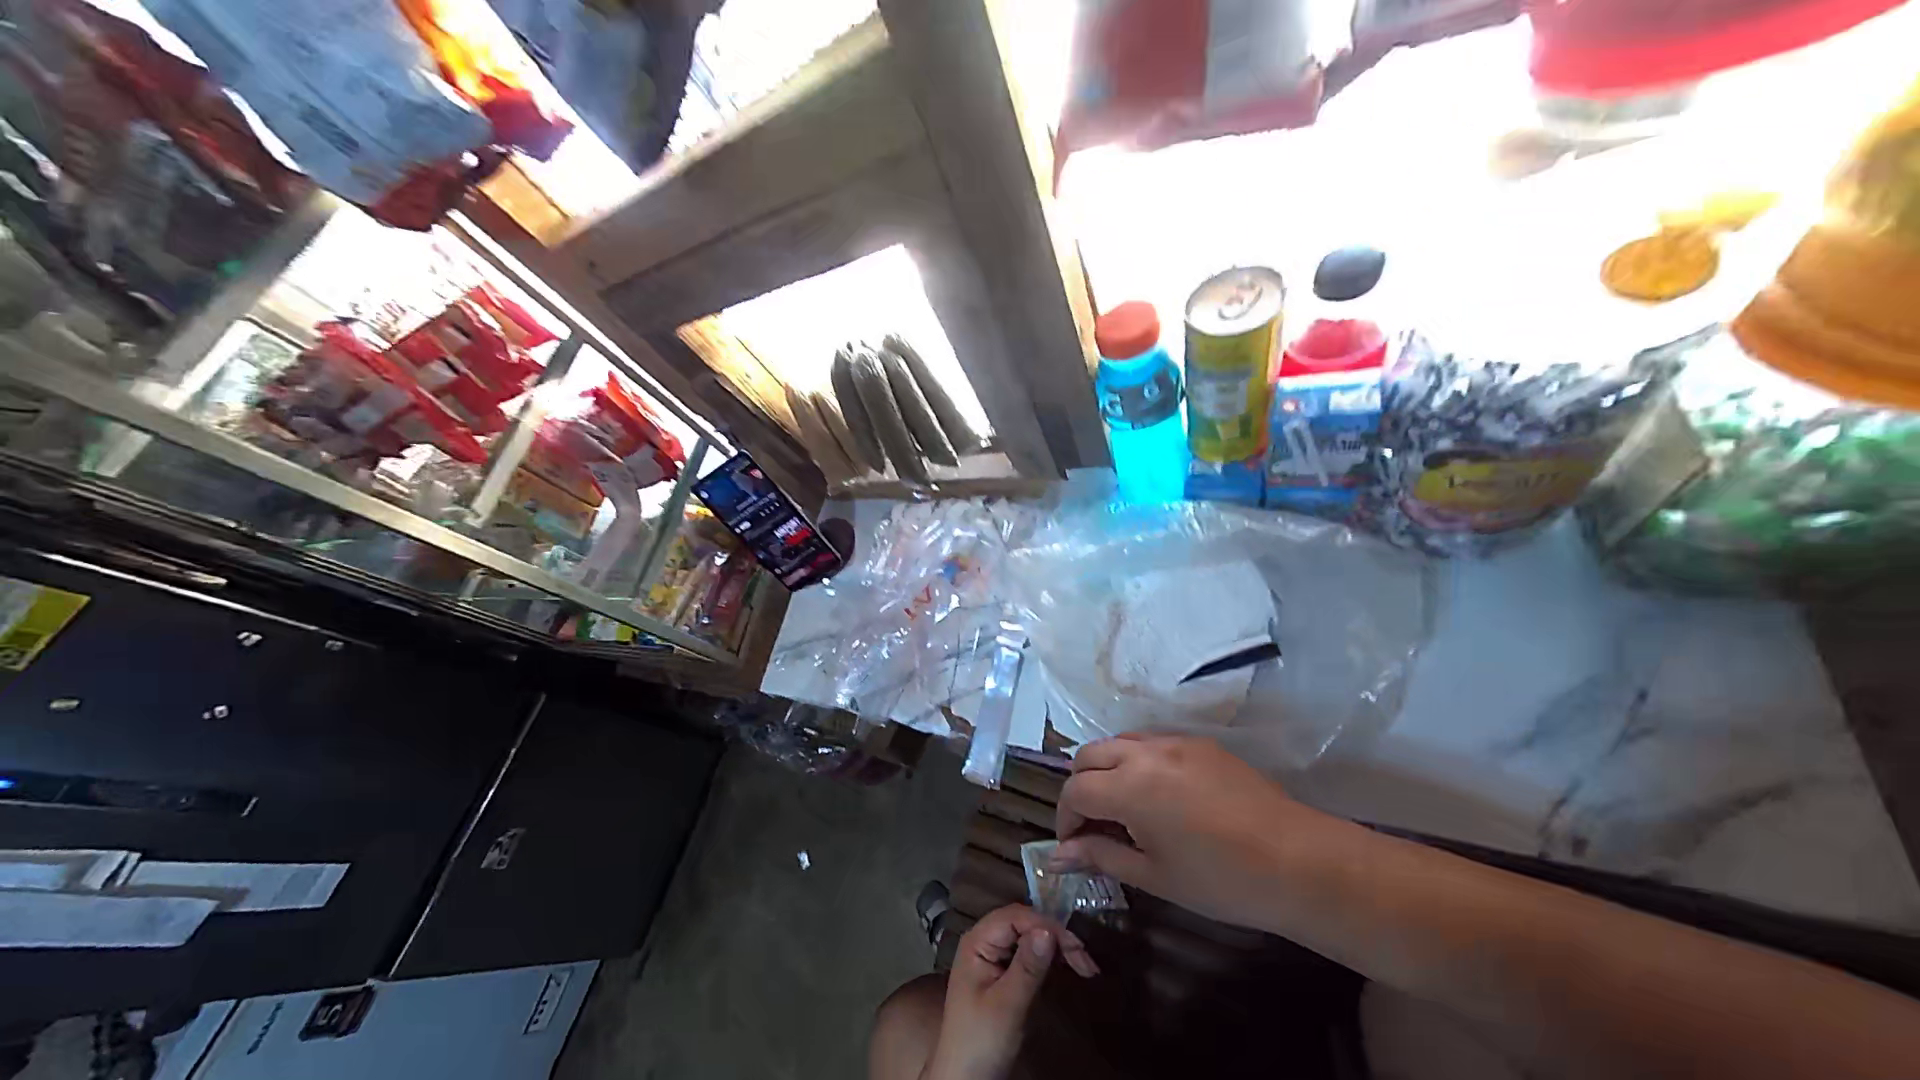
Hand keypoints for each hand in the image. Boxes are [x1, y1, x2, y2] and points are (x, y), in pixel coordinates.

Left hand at [924, 905, 1097, 1079]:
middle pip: (1024, 922)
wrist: (964, 1078)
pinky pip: (1028, 952)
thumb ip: (1027, 967)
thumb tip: (1049, 929)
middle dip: (1056, 935)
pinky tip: (1067, 966)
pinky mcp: (1002, 970)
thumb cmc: (981, 1042)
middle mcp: (984, 940)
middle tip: (1086, 960)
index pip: (1015, 916)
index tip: (1077, 947)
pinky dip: (1050, 957)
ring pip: (1029, 935)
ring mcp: (993, 954)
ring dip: (1056, 946)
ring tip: (1084, 965)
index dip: (1047, 925)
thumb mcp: (1007, 1007)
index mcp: (977, 941)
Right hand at [1053, 733, 1346, 932]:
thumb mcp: (1155, 875)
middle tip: (1093, 826)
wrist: (1299, 861)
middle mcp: (1145, 753)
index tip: (1073, 846)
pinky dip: (1138, 761)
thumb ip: (1101, 857)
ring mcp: (1175, 741)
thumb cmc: (1222, 880)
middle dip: (1080, 788)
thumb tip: (1058, 856)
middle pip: (1089, 755)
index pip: (1074, 790)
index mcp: (1129, 786)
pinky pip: (1152, 741)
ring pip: (1119, 742)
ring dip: (1108, 768)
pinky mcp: (1201, 743)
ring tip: (1124, 808)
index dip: (1065, 819)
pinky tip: (1158, 794)